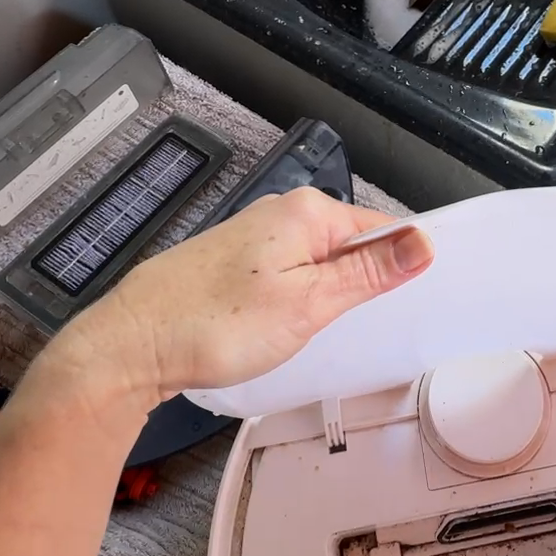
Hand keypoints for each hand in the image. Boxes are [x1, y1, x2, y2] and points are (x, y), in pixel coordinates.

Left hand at [47, 186, 434, 401]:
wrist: (132, 343)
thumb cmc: (217, 324)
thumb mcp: (309, 303)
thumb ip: (369, 272)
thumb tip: (423, 242)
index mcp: (308, 212)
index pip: (382, 227)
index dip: (400, 264)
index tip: (406, 302)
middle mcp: (283, 212)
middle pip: (350, 242)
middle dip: (362, 282)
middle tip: (355, 325)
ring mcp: (257, 234)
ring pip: (319, 259)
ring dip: (329, 292)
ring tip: (319, 328)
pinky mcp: (237, 258)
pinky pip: (290, 269)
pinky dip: (300, 294)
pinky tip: (288, 322)